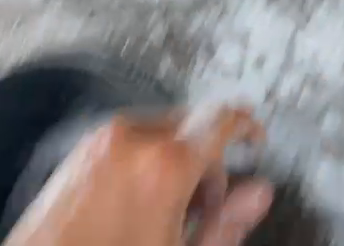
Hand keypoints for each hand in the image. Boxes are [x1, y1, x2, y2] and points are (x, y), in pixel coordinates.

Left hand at [3, 105, 272, 245]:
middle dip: (208, 161)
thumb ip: (226, 224)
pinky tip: (137, 203)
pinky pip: (132, 137)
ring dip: (177, 159)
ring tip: (165, 212)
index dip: (246, 124)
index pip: (222, 118)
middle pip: (193, 126)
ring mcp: (104, 138)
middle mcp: (136, 137)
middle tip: (203, 208)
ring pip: (163, 131)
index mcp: (166, 163)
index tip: (255, 137)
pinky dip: (147, 158)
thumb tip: (261, 193)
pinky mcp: (82, 147)